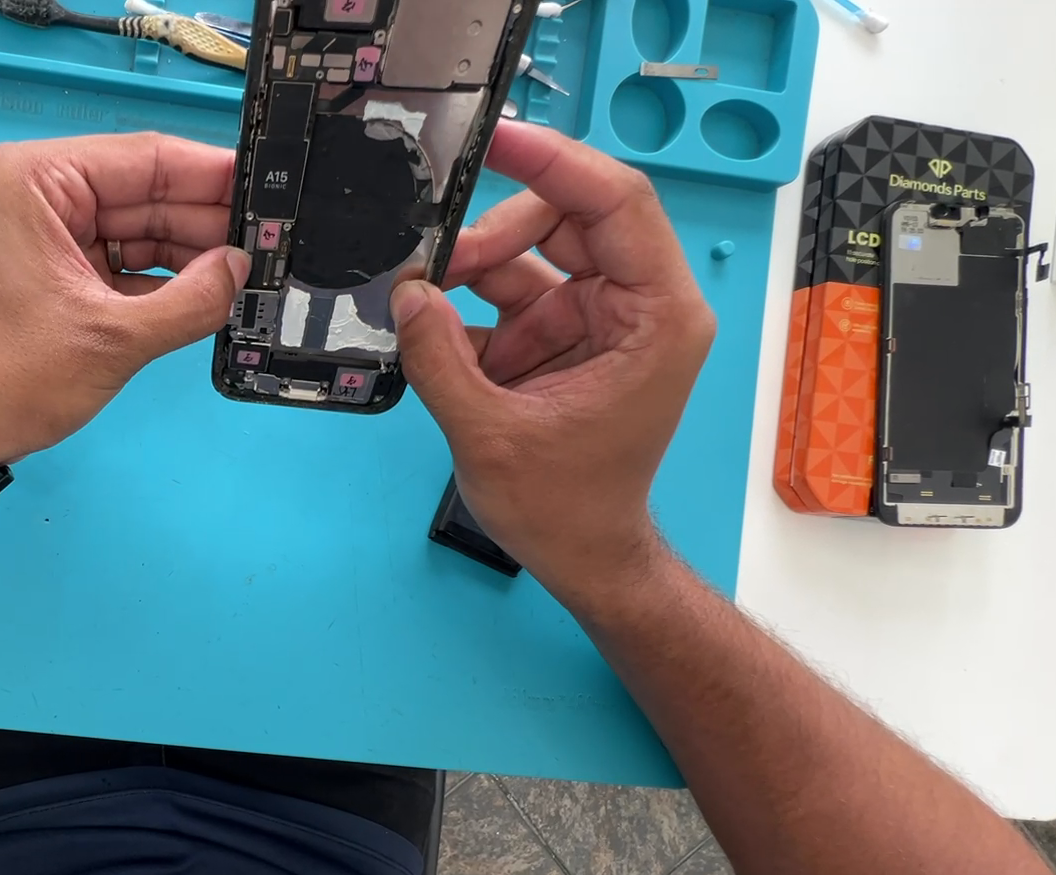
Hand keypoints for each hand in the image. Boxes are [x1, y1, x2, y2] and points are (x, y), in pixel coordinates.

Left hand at [0, 134, 250, 464]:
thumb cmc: (12, 378)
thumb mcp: (112, 339)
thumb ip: (189, 301)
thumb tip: (240, 269)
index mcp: (38, 181)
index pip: (145, 160)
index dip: (211, 176)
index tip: (266, 191)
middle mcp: (42, 194)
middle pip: (144, 195)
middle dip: (205, 222)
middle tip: (268, 242)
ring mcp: (49, 236)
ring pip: (138, 232)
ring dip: (190, 256)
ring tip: (247, 272)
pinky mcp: (58, 274)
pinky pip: (122, 265)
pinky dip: (162, 283)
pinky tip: (209, 293)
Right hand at [390, 123, 715, 593]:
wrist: (576, 552)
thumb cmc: (558, 504)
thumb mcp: (488, 433)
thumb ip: (440, 360)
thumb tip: (403, 293)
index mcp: (652, 317)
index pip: (614, 205)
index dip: (555, 163)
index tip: (493, 142)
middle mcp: (630, 306)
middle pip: (563, 224)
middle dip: (491, 237)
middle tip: (426, 270)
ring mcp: (590, 324)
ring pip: (526, 262)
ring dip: (468, 275)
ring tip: (413, 301)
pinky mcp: (555, 345)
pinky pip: (505, 304)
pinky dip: (461, 312)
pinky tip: (423, 326)